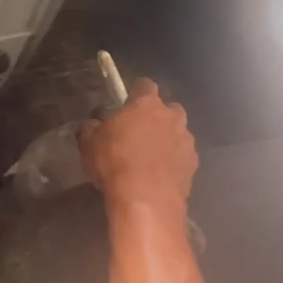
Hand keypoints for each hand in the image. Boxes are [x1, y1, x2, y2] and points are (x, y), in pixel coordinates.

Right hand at [80, 78, 197, 216]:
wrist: (146, 198)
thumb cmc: (114, 162)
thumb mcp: (88, 143)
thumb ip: (90, 128)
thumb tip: (92, 124)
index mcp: (146, 104)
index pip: (144, 84)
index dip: (135, 92)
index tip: (126, 103)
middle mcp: (172, 117)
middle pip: (168, 109)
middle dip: (156, 117)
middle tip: (138, 132)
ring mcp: (186, 140)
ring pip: (177, 133)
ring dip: (166, 140)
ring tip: (149, 158)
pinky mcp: (193, 164)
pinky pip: (182, 156)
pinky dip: (173, 161)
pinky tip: (159, 175)